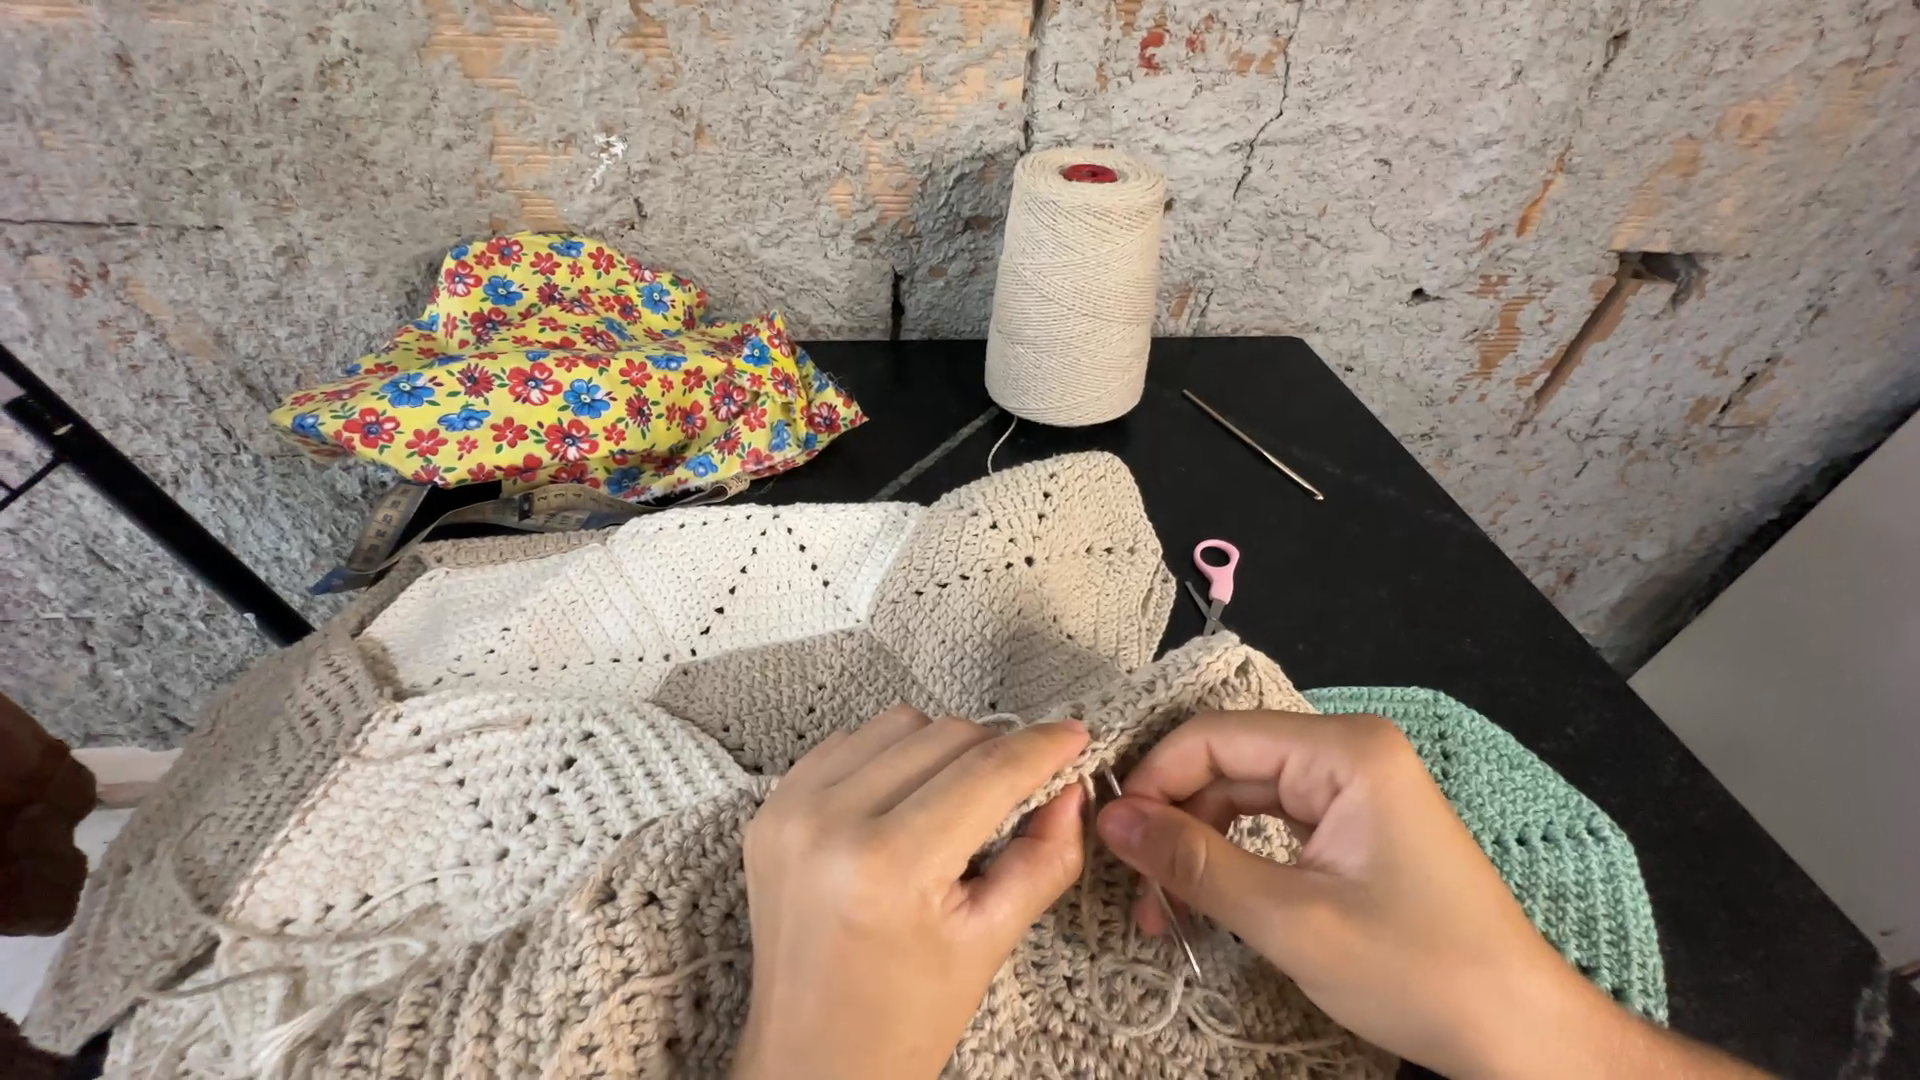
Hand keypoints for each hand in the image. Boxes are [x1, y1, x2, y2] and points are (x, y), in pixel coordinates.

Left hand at [734, 706, 1088, 1079]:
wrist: (810, 1061)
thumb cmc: (905, 1017)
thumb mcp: (991, 941)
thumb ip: (1046, 856)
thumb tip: (1071, 786)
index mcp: (890, 865)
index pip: (986, 772)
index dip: (1040, 746)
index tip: (1074, 735)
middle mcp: (831, 820)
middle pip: (945, 736)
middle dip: (995, 754)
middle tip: (1014, 792)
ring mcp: (791, 807)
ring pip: (899, 724)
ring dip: (940, 749)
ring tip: (950, 803)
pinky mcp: (772, 804)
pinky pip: (851, 740)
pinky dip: (889, 756)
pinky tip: (900, 803)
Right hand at [1095, 711, 1765, 1079]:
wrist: (1528, 1041)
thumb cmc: (1418, 973)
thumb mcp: (1290, 921)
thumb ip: (1194, 863)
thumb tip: (1109, 820)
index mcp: (1341, 750)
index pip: (1215, 737)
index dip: (1156, 780)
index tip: (1115, 838)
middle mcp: (1343, 751)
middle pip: (1225, 763)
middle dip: (1174, 823)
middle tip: (1137, 886)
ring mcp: (1348, 786)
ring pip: (1239, 795)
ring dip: (1196, 847)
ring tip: (1163, 909)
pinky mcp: (1348, 822)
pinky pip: (1267, 822)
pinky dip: (1230, 858)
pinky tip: (1205, 898)